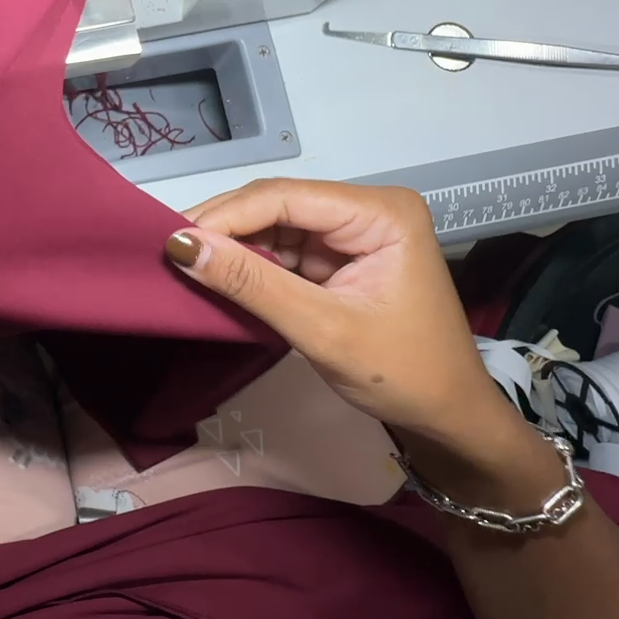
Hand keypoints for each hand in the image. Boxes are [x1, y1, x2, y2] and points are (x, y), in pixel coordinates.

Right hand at [165, 179, 514, 451]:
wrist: (449, 420)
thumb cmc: (402, 375)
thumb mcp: (321, 329)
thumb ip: (250, 283)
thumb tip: (180, 244)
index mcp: (380, 212)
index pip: (284, 197)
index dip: (225, 216)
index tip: (171, 240)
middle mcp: (364, 208)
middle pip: (275, 204)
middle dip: (224, 228)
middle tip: (169, 250)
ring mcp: (351, 230)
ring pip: (272, 224)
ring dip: (231, 245)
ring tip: (186, 262)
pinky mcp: (337, 254)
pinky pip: (281, 246)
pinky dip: (249, 262)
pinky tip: (219, 273)